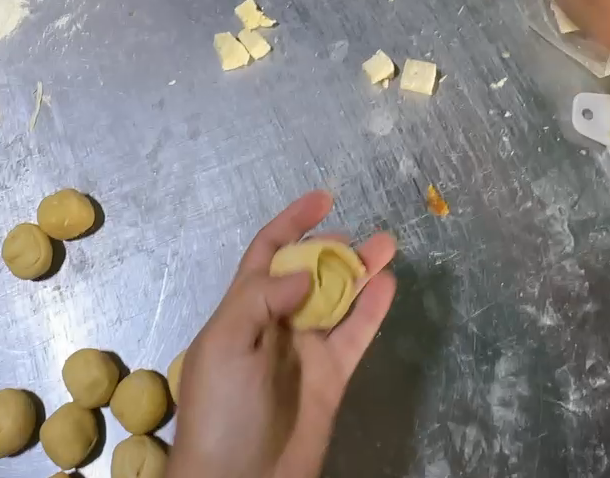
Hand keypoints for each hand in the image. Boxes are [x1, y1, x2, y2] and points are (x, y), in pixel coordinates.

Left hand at [169, 191, 396, 477]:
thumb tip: (301, 273)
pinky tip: (388, 286)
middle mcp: (277, 320)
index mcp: (244, 306)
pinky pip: (354, 335)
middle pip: (311, 271)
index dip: (293, 221)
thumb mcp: (225, 344)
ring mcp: (306, 348)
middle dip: (334, 247)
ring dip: (362, 271)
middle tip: (361, 236)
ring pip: (339, 298)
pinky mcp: (330, 377)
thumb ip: (260, 300)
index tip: (323, 198)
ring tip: (388, 246)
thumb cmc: (221, 410)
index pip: (269, 250)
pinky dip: (372, 310)